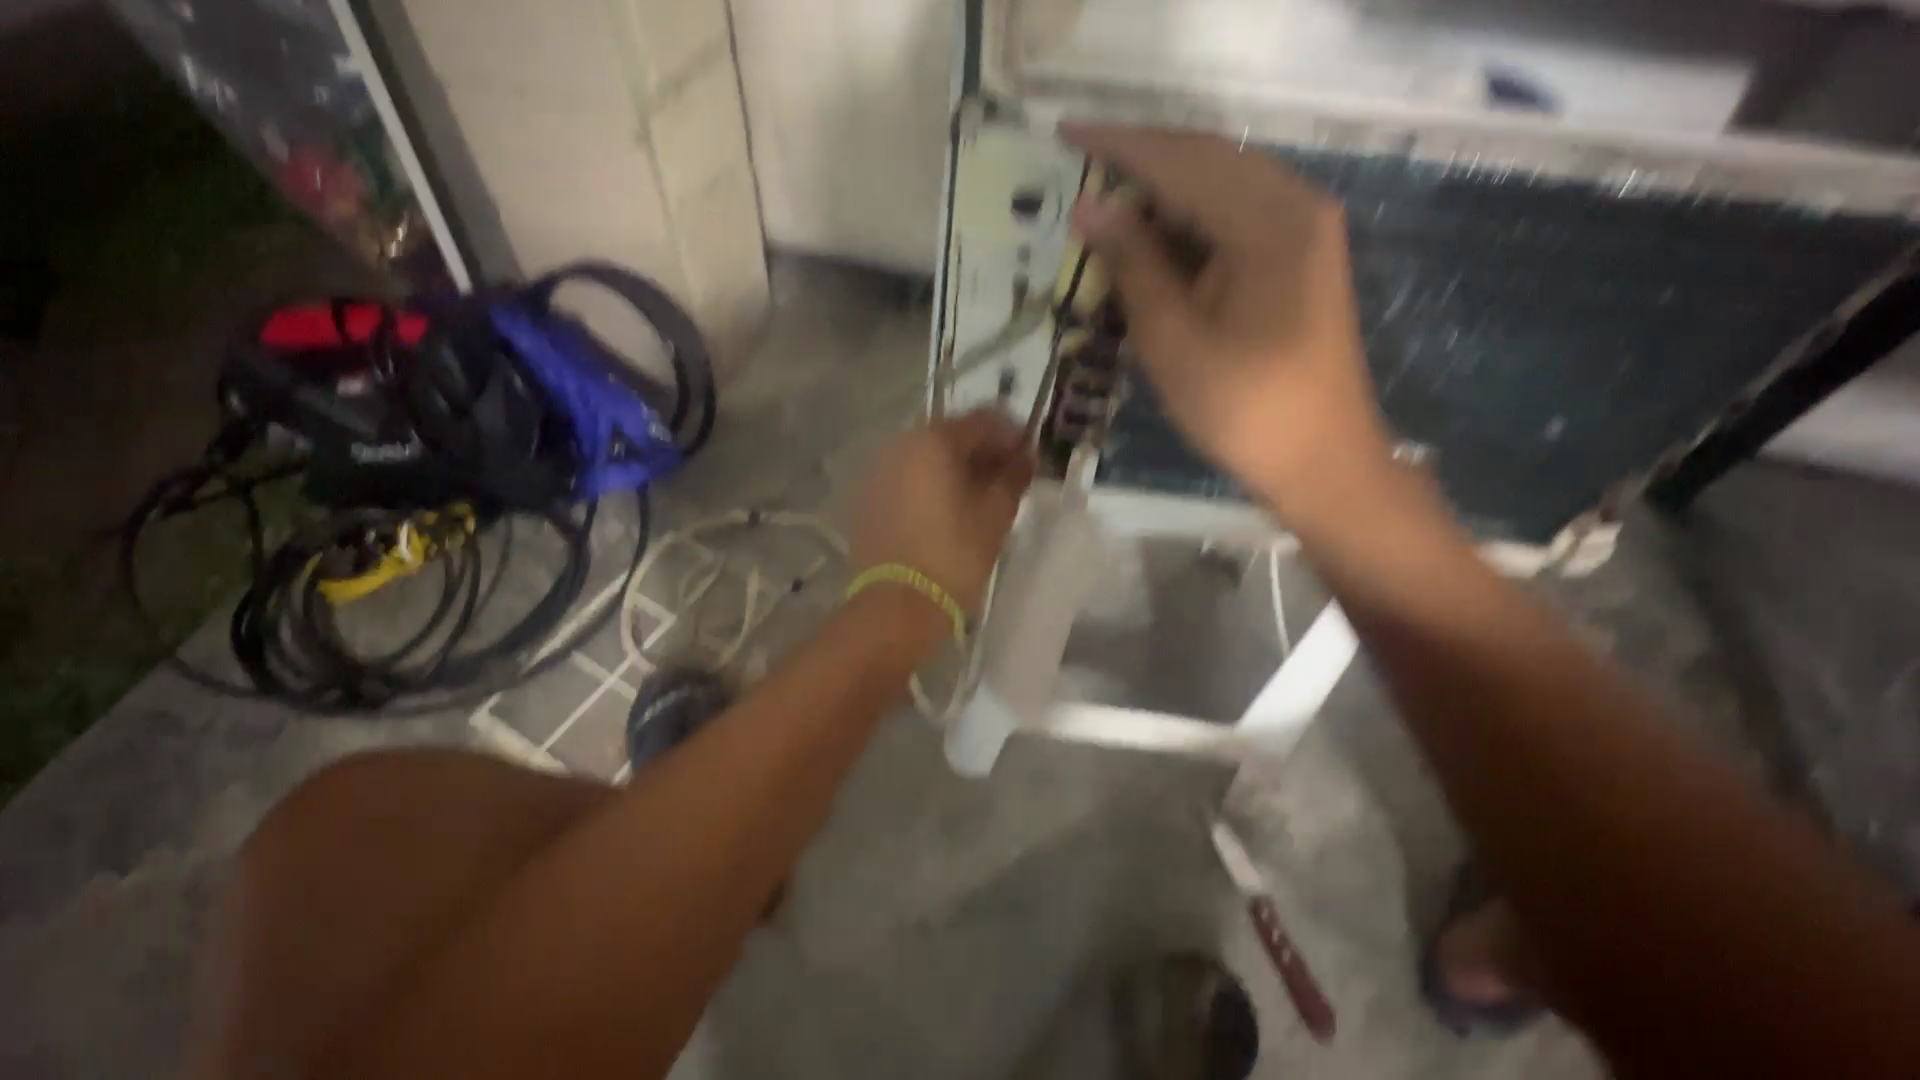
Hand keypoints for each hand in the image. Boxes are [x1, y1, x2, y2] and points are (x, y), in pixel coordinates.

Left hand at [848, 411, 1034, 619]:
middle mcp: (898, 445)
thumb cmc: (953, 557)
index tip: (1029, 456)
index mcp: (932, 441)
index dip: (1010, 433)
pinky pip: (905, 479)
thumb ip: (1013, 477)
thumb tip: (1024, 456)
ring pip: (924, 457)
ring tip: (978, 497)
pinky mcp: (865, 500)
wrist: (896, 606)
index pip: (981, 420)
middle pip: (949, 435)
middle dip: (980, 450)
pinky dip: (928, 485)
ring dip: (953, 468)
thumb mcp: (995, 516)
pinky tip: (947, 510)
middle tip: (1006, 477)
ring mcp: (876, 472)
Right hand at [1062, 123, 1394, 517]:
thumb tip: (1089, 207)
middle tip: (1079, 165)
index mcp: (1270, 222)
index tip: (1062, 134)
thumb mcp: (1174, 339)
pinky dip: (1192, 216)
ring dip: (1165, 188)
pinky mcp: (1302, 256)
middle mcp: (1297, 206)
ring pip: (1224, 183)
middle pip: (1208, 159)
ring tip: (1105, 199)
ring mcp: (1306, 230)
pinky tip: (1153, 233)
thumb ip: (1133, 264)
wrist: (1323, 462)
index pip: (1183, 162)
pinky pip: (1239, 212)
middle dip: (1142, 159)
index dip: (1119, 147)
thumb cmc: (1244, 409)